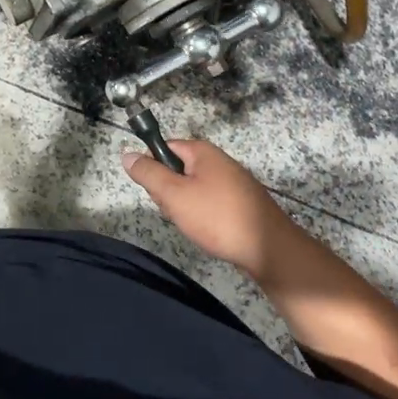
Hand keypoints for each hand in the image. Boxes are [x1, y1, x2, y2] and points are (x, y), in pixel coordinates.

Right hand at [124, 140, 299, 280]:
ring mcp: (233, 183)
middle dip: (171, 193)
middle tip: (177, 212)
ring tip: (196, 227)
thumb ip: (148, 173)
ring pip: (194, 190)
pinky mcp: (243, 204)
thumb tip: (127, 154)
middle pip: (178, 169)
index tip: (158, 193)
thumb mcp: (174, 194)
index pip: (164, 148)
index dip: (154, 170)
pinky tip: (210, 234)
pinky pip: (212, 204)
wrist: (270, 250)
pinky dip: (206, 217)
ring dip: (187, 208)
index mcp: (202, 152)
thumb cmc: (217, 217)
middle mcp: (219, 161)